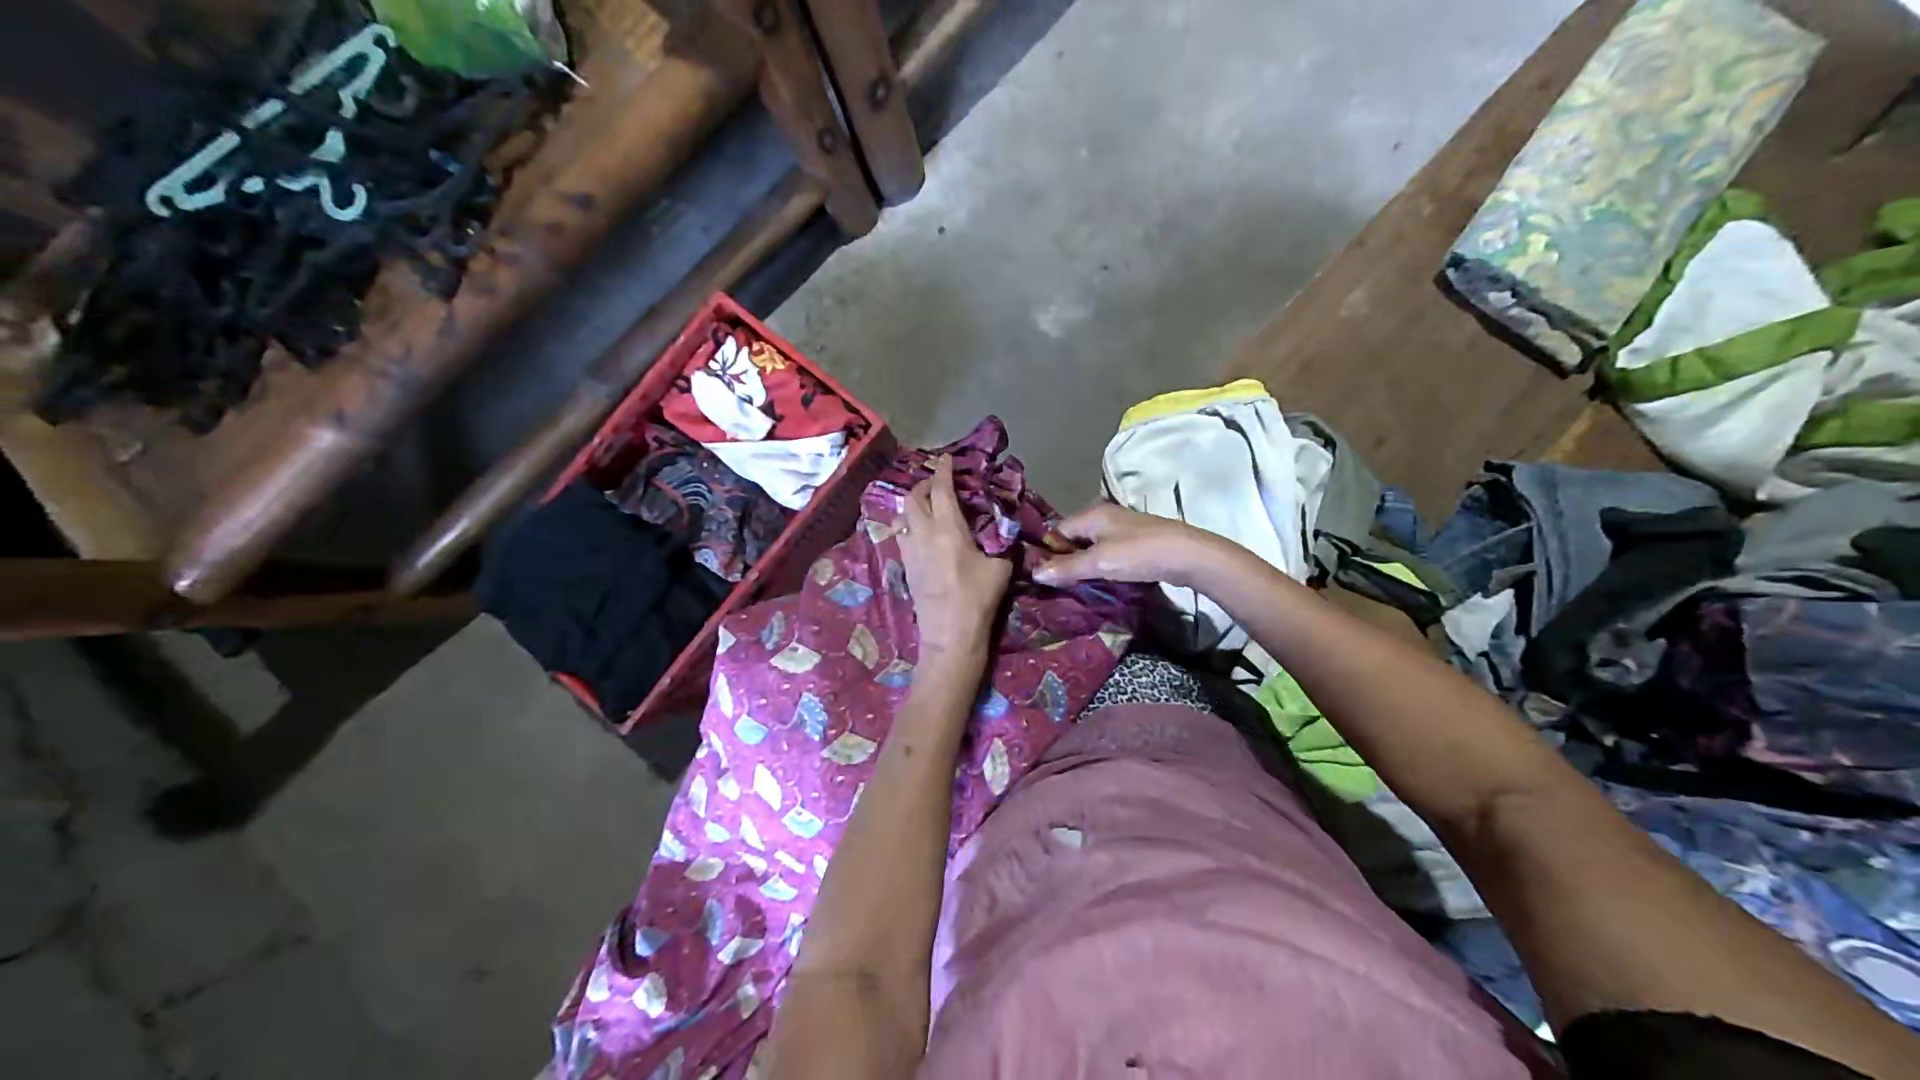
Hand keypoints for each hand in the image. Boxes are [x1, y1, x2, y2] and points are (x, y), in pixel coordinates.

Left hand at [900, 456, 1012, 654]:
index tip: (946, 459)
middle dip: (924, 485)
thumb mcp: (1001, 568)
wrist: (949, 635)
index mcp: (947, 527)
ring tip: (928, 507)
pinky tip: (923, 535)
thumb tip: (1004, 534)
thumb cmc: (977, 598)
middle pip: (913, 497)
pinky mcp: (905, 568)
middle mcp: (922, 533)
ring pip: (904, 516)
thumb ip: (1001, 545)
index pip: (941, 489)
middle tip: (939, 485)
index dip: (943, 470)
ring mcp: (909, 551)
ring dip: (914, 505)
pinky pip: (903, 536)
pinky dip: (911, 526)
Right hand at [1034, 502, 1224, 587]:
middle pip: (1073, 538)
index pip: (1056, 530)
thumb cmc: (1139, 554)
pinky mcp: (1135, 543)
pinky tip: (1099, 582)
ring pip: (1091, 547)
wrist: (1189, 556)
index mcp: (1091, 514)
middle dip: (1063, 559)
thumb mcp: (1099, 563)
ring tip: (1073, 587)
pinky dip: (1100, 566)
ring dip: (1082, 565)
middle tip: (1054, 585)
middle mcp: (1104, 516)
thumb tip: (1034, 572)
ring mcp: (1121, 529)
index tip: (1039, 575)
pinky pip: (1107, 553)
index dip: (1046, 551)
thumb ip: (1066, 567)